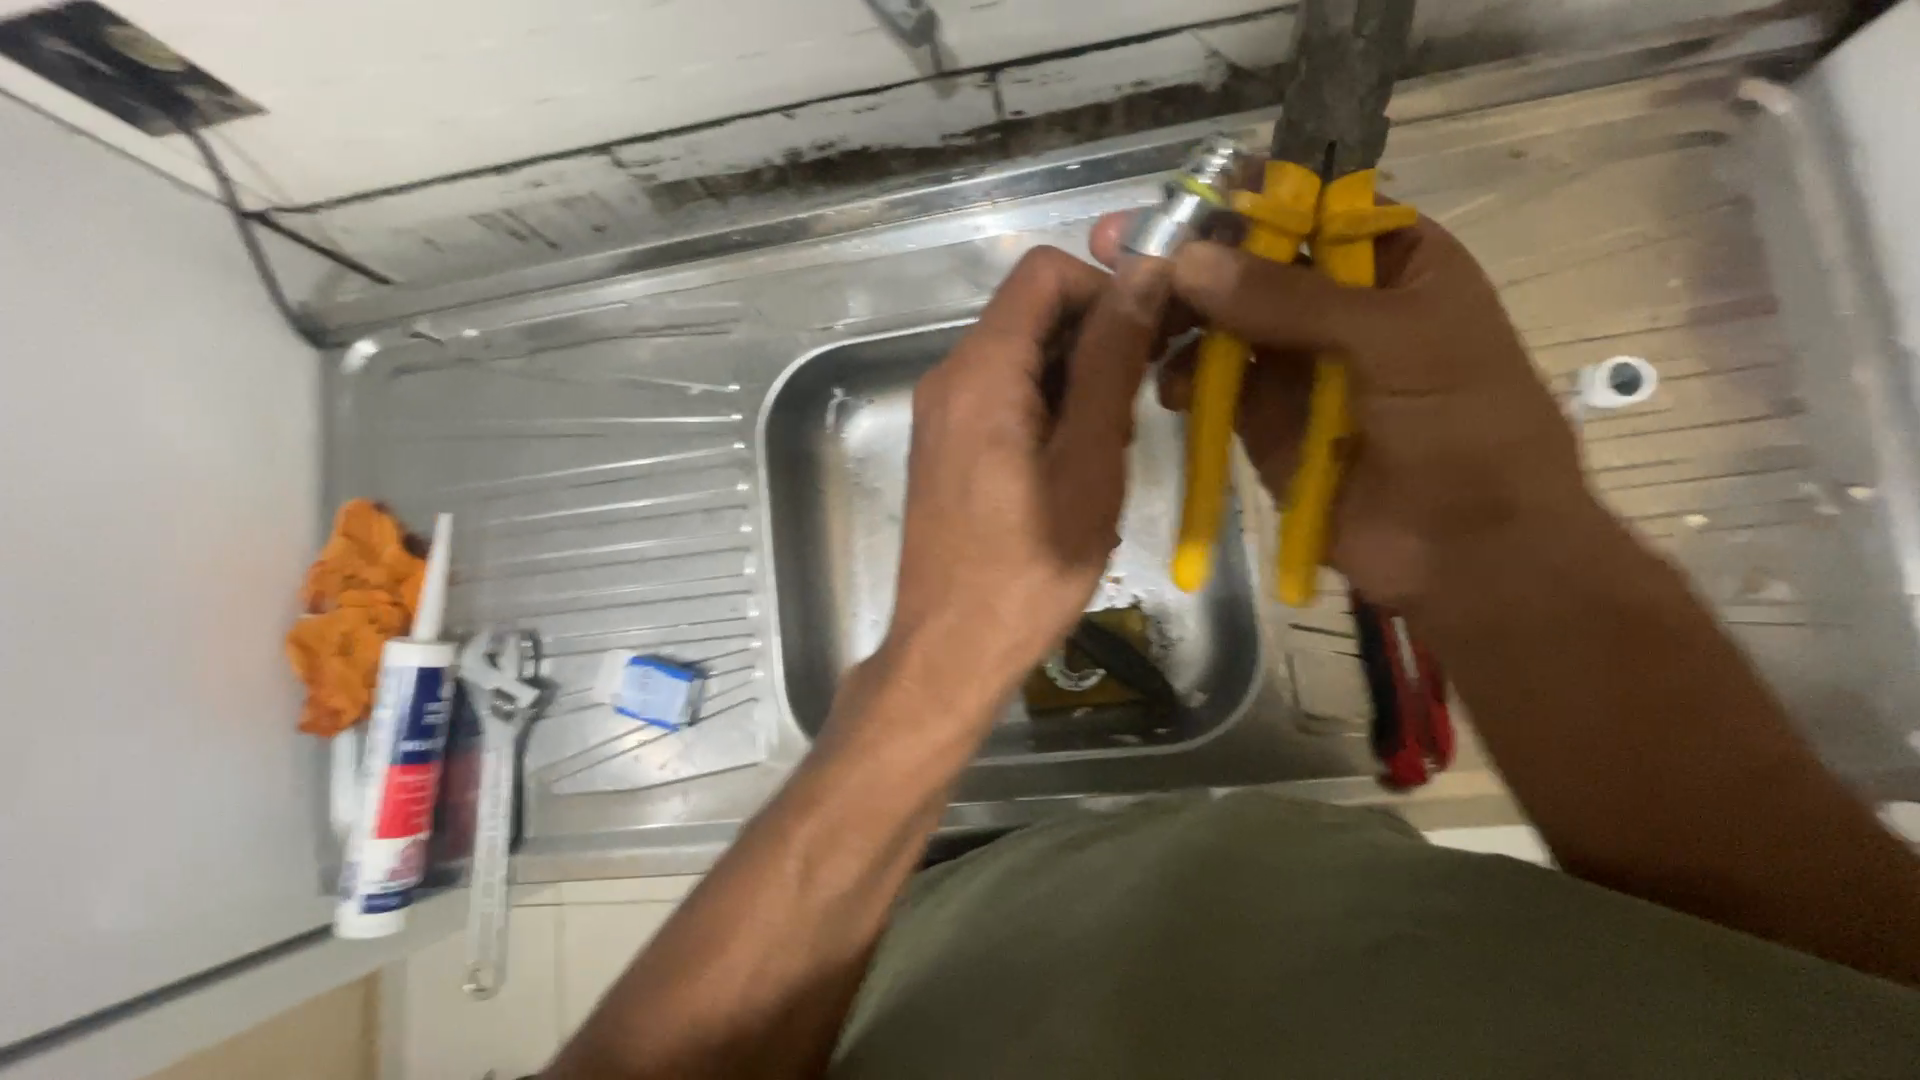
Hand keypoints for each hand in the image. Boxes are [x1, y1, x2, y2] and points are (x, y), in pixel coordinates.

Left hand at [868, 246, 1171, 717]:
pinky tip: (1076, 473)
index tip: (1150, 339)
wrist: (952, 651)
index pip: (1044, 273)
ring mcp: (941, 415)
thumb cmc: (1030, 568)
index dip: (1105, 288)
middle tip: (1137, 413)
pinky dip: (1049, 415)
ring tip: (1107, 457)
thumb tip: (1142, 276)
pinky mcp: (944, 448)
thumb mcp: (1088, 462)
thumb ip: (1111, 362)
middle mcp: (949, 379)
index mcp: (980, 371)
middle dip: (1096, 345)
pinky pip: (1004, 401)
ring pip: (1023, 361)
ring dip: (1078, 388)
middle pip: (1032, 316)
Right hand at [1090, 212, 1595, 611]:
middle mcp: (1335, 303)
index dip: (1245, 196)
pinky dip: (1184, 379)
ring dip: (1177, 316)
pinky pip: (1211, 384)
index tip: (1180, 196)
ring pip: (1220, 321)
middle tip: (1120, 245)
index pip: (1308, 206)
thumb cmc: (1462, 426)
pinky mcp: (1259, 420)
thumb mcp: (1396, 340)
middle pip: (1249, 261)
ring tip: (1136, 320)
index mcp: (1389, 261)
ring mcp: (1292, 364)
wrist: (1465, 549)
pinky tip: (1171, 388)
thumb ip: (1292, 299)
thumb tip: (1187, 260)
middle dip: (1189, 254)